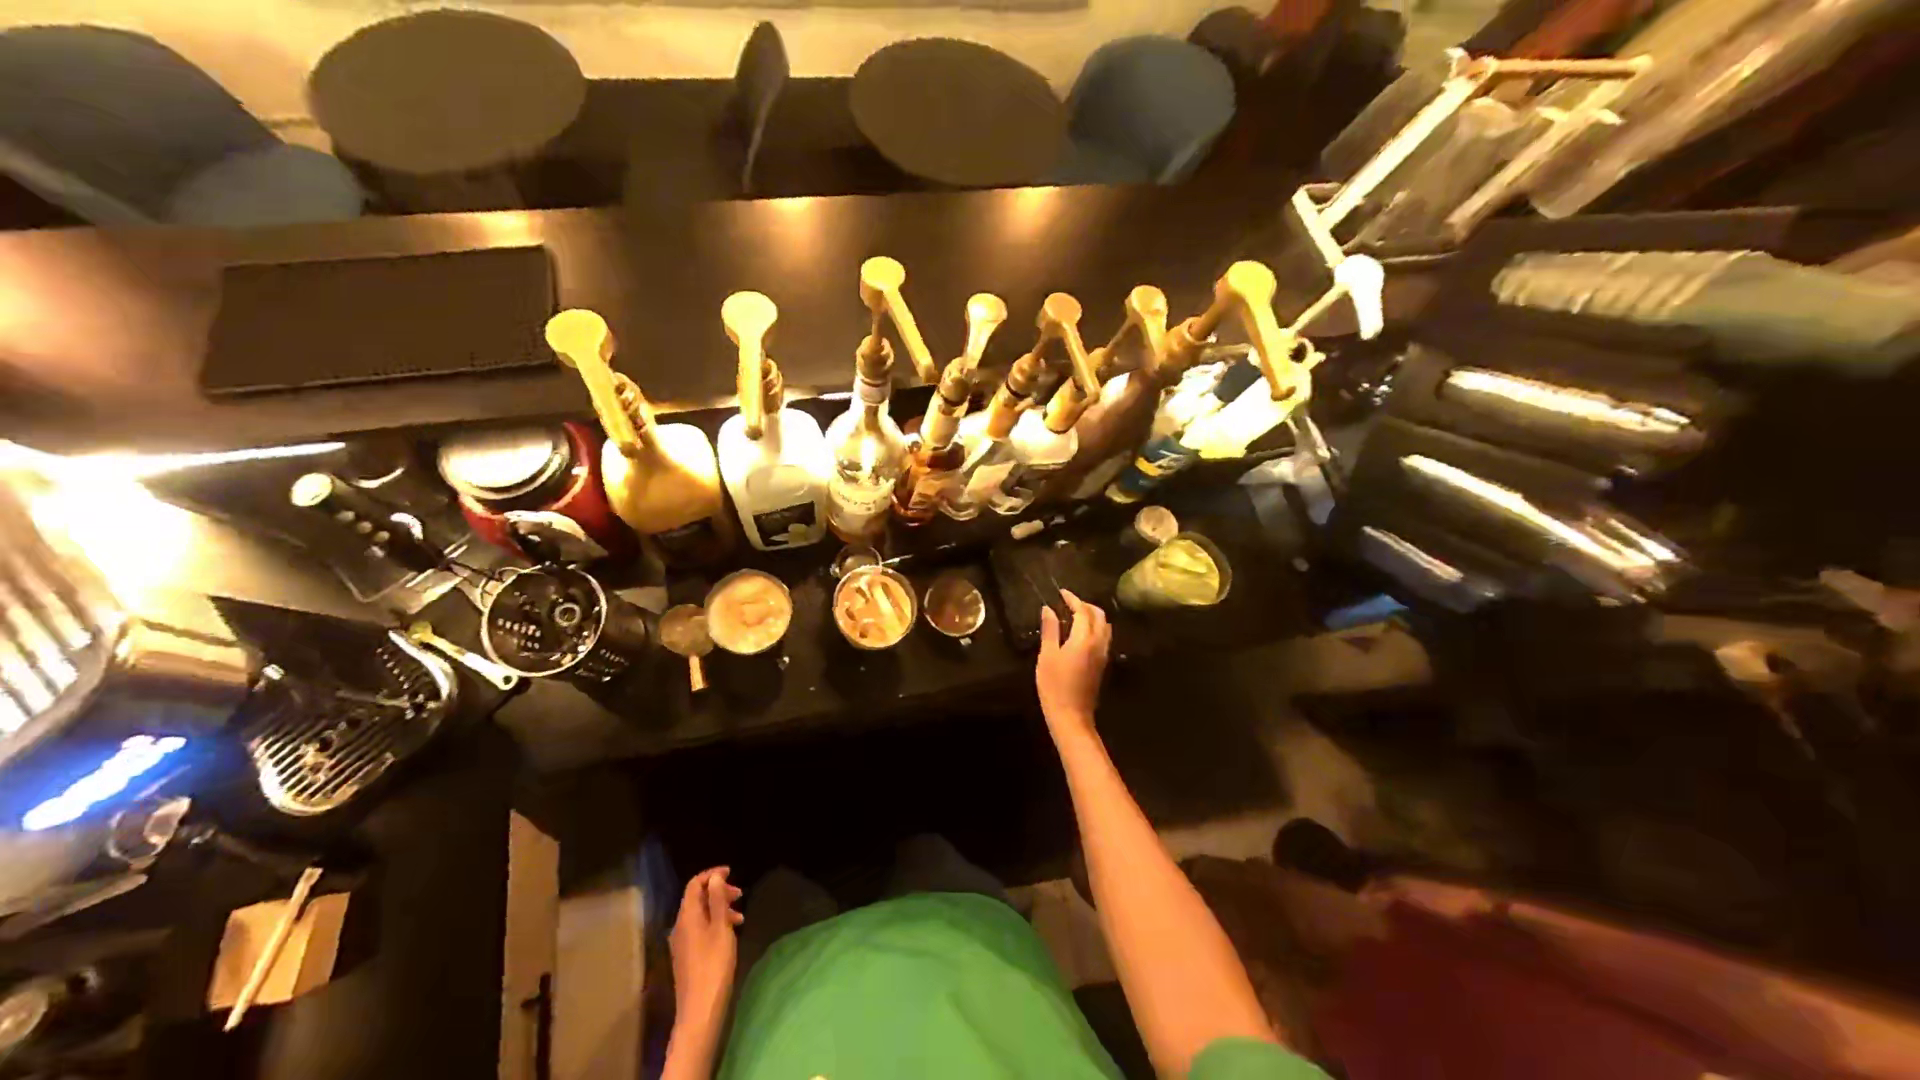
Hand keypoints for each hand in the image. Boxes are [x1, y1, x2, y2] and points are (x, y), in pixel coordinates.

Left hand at [670, 867, 742, 1018]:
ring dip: (719, 908)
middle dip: (718, 891)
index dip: (711, 875)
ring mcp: (681, 942)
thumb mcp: (721, 928)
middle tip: (740, 895)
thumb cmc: (714, 964)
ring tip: (740, 915)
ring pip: (700, 914)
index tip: (731, 872)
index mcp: (687, 917)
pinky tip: (730, 932)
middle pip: (697, 899)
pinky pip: (700, 928)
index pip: (694, 885)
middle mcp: (680, 926)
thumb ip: (717, 901)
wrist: (700, 1008)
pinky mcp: (686, 955)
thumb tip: (715, 877)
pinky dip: (714, 922)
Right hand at [1037, 590, 1110, 739]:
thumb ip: (1050, 630)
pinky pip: (1104, 637)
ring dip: (1092, 616)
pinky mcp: (1103, 664)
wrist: (1071, 715)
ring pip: (1104, 626)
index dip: (1073, 599)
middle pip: (1099, 616)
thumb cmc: (1054, 685)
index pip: (1083, 611)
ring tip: (1074, 615)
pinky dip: (1095, 628)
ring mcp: (1103, 654)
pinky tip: (1080, 632)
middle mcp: (1099, 643)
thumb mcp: (1047, 655)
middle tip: (1068, 602)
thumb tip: (1048, 609)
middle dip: (1085, 605)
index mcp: (1085, 639)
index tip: (1061, 592)